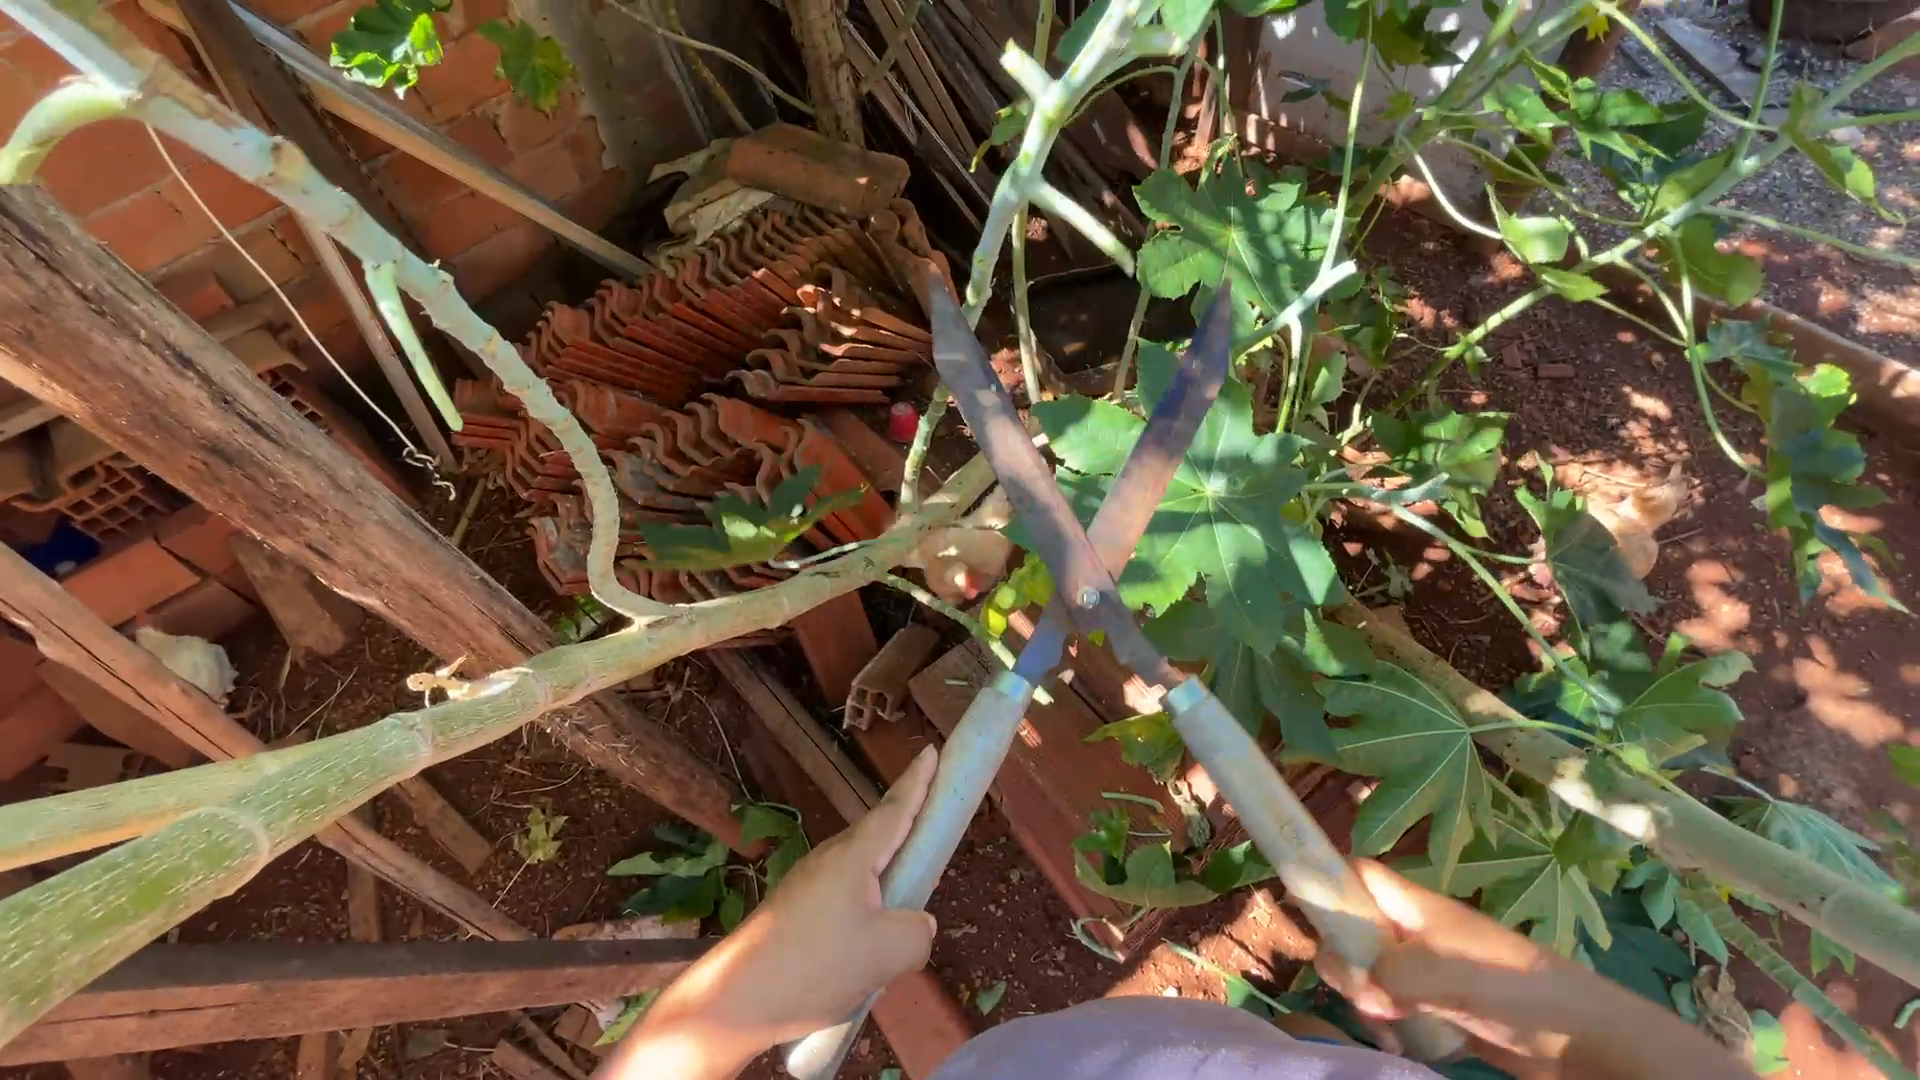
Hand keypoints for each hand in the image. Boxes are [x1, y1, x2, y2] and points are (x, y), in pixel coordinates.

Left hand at [599, 748, 939, 1079]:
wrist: (734, 999)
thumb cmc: (815, 964)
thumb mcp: (885, 954)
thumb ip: (917, 933)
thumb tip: (918, 925)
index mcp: (855, 854)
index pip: (896, 807)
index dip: (918, 780)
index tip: (931, 750)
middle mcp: (831, 858)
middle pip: (880, 838)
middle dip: (909, 835)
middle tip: (936, 840)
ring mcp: (810, 883)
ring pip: (863, 875)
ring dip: (887, 885)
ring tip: (903, 923)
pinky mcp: (797, 911)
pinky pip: (845, 900)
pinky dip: (866, 914)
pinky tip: (866, 955)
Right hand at [1318, 861, 1749, 1078]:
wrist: (1587, 1043)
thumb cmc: (1517, 988)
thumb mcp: (1447, 973)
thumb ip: (1390, 974)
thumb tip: (1357, 989)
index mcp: (1413, 905)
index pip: (1355, 873)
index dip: (1326, 880)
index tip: (1305, 912)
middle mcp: (1411, 931)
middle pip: (1349, 926)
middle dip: (1342, 958)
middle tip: (1360, 991)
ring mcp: (1423, 970)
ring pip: (1364, 969)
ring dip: (1362, 996)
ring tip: (1385, 1024)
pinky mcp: (1435, 1006)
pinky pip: (1387, 1004)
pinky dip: (1384, 1021)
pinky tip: (1398, 1040)